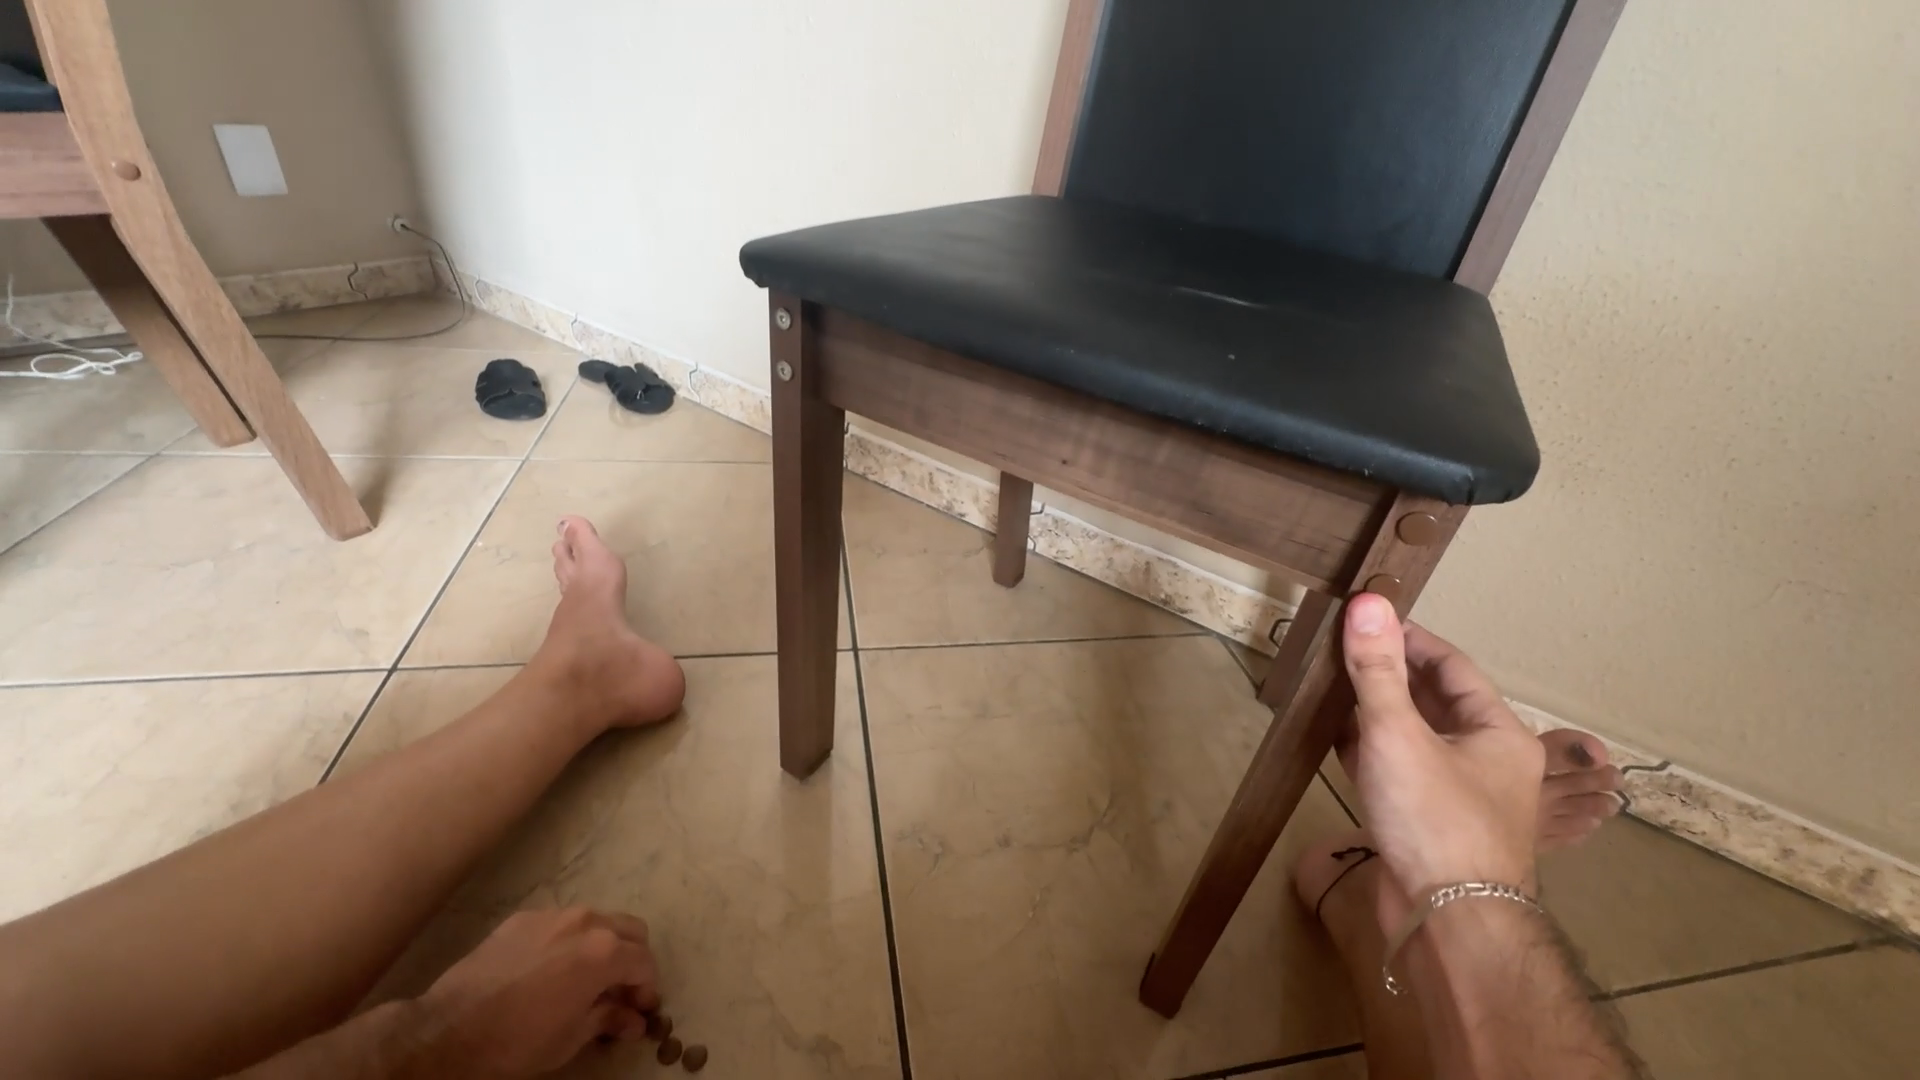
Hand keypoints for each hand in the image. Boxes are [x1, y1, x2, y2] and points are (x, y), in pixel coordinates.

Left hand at [413, 907, 660, 1079]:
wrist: (447, 1029)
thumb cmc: (517, 1040)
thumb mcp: (570, 1038)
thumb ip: (609, 1020)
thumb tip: (635, 1021)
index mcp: (605, 951)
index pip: (644, 962)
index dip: (648, 988)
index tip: (641, 1010)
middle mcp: (588, 921)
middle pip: (630, 931)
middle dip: (632, 959)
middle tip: (619, 990)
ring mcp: (555, 914)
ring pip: (597, 921)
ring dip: (602, 945)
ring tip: (584, 977)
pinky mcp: (525, 917)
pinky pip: (561, 923)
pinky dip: (568, 941)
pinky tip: (548, 969)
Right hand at [1338, 594, 1544, 897]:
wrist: (1444, 920)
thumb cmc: (1433, 817)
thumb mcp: (1397, 732)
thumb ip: (1377, 669)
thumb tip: (1369, 601)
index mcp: (1498, 734)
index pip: (1452, 667)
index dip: (1410, 639)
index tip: (1368, 619)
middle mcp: (1484, 759)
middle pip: (1432, 700)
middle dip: (1387, 674)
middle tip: (1340, 649)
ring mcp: (1453, 792)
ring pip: (1411, 736)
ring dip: (1373, 710)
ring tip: (1329, 685)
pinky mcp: (1423, 819)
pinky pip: (1394, 768)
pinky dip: (1366, 748)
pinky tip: (1333, 735)